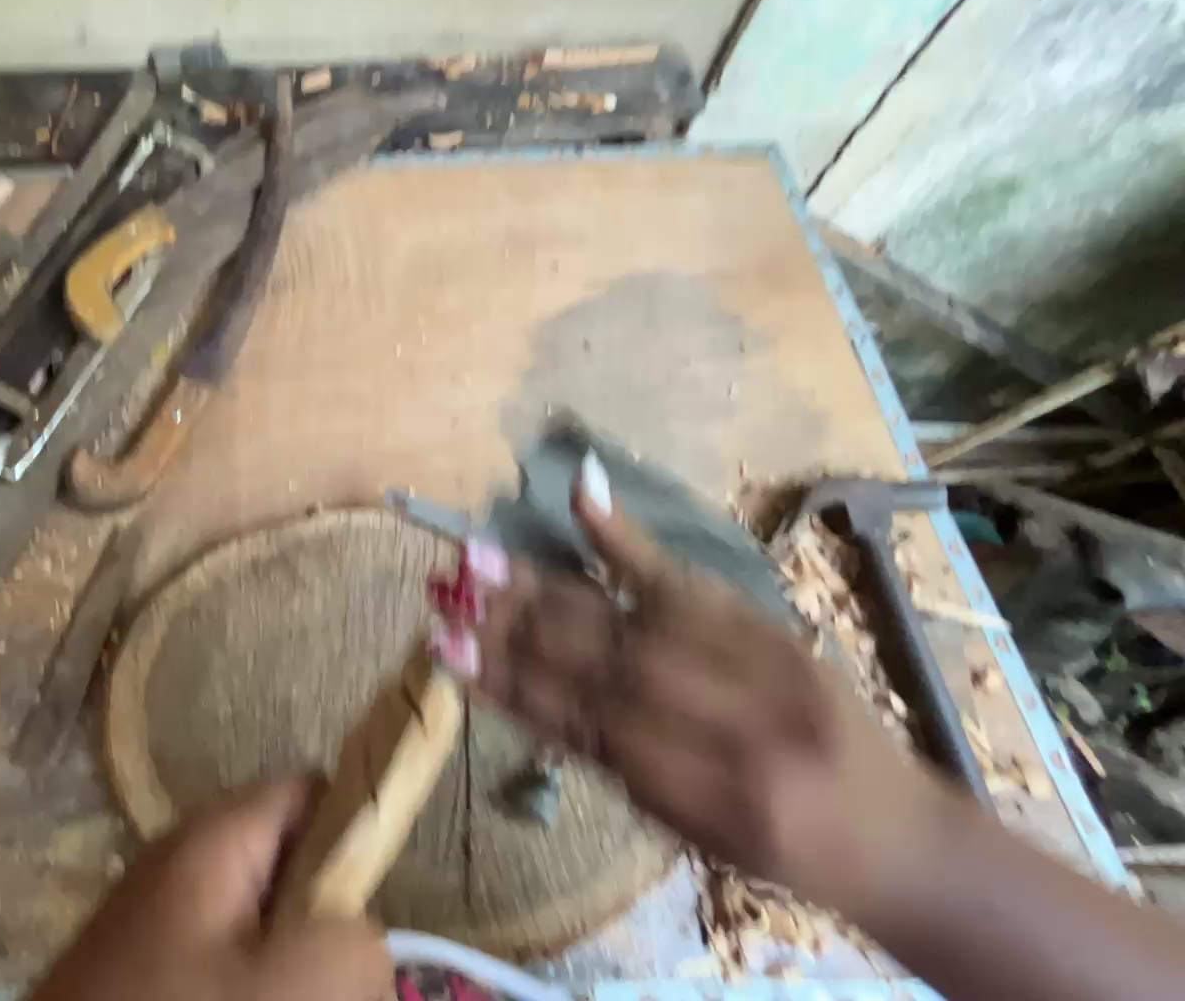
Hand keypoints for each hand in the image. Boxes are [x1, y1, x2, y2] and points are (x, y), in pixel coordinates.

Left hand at [31, 778, 390, 1000]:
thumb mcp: (291, 989)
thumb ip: (354, 945)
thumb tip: (360, 938)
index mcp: (213, 838)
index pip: (311, 792)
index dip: (356, 835)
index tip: (373, 908)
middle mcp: (182, 862)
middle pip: (290, 865)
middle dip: (325, 925)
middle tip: (332, 987)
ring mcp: (158, 919)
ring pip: (260, 928)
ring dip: (290, 973)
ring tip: (295, 998)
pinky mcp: (143, 970)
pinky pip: (221, 966)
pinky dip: (250, 986)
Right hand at [463, 456, 957, 915]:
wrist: (895, 834)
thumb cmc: (769, 843)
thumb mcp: (677, 824)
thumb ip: (600, 753)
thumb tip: (513, 685)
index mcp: (698, 793)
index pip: (575, 721)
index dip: (504, 681)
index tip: (443, 648)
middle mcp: (728, 728)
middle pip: (593, 662)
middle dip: (511, 625)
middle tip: (445, 591)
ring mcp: (755, 665)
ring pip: (623, 619)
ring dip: (542, 587)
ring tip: (475, 559)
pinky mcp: (769, 623)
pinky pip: (691, 577)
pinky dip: (627, 536)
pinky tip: (582, 494)